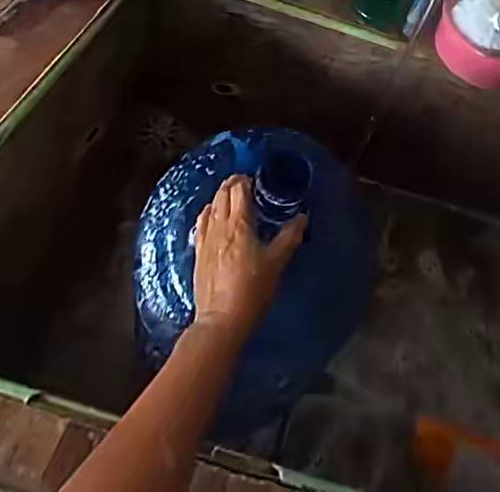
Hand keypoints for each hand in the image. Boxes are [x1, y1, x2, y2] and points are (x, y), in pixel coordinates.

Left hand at [191, 175, 306, 339]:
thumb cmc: (252, 289)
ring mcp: (206, 238)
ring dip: (221, 196)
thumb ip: (289, 237)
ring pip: (210, 206)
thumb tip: (302, 218)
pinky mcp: (198, 252)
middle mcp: (220, 226)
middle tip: (245, 185)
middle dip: (233, 184)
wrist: (221, 320)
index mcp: (240, 224)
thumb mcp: (277, 263)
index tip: (255, 180)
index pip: (238, 190)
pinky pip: (201, 222)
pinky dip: (209, 212)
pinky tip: (213, 217)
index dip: (245, 180)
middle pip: (222, 193)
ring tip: (231, 198)